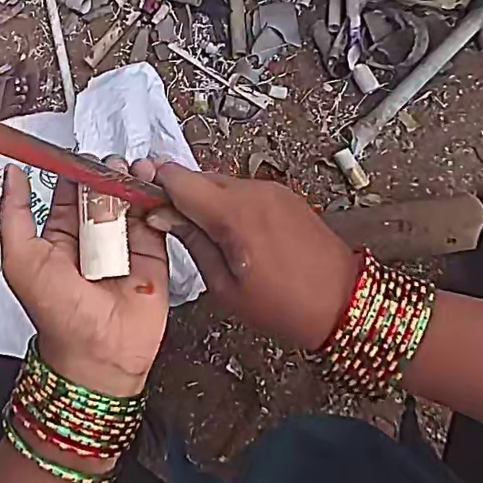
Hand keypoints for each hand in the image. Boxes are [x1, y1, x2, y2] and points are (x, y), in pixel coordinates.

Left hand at [0, 161, 169, 396]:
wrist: (100, 352)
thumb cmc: (56, 312)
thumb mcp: (21, 258)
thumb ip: (14, 214)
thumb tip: (11, 173)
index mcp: (61, 235)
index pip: (70, 191)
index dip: (77, 171)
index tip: (84, 157)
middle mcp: (94, 236)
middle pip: (104, 191)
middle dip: (108, 173)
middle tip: (113, 167)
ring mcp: (125, 243)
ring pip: (131, 200)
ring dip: (134, 180)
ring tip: (134, 171)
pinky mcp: (153, 252)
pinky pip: (156, 218)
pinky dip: (157, 199)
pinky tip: (153, 185)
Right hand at [139, 161, 358, 351]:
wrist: (344, 300)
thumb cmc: (283, 305)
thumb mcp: (225, 286)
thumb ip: (192, 242)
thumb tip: (161, 217)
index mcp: (235, 214)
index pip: (180, 179)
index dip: (155, 182)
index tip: (139, 193)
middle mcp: (253, 190)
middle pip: (199, 177)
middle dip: (177, 193)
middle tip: (163, 218)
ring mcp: (271, 189)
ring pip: (220, 182)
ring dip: (203, 199)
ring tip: (198, 230)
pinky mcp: (283, 193)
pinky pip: (243, 190)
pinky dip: (226, 202)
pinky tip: (227, 230)